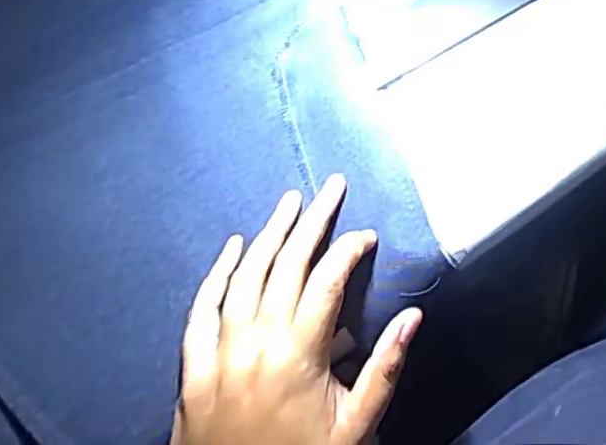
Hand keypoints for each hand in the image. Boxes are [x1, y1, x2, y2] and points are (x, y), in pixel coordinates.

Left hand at [175, 175, 422, 444]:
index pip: (327, 280)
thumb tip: (413, 316)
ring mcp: (218, 357)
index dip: (350, 249)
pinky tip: (234, 247)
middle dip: (314, 220)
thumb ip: (384, 370)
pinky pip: (200, 313)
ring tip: (291, 201)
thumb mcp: (354, 429)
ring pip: (245, 278)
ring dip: (270, 234)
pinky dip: (217, 275)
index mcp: (297, 355)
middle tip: (333, 186)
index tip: (369, 237)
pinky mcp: (192, 373)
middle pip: (287, 265)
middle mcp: (256, 345)